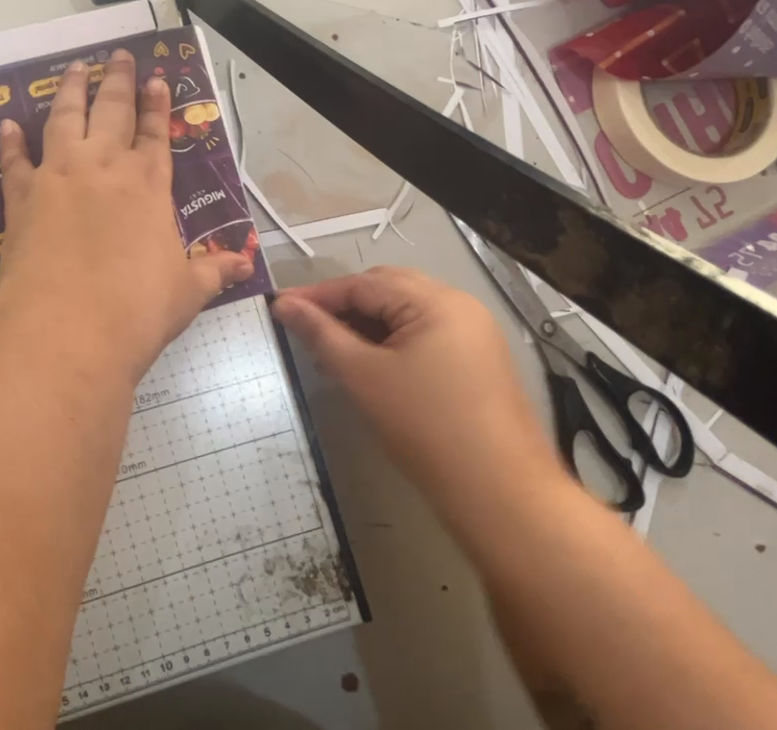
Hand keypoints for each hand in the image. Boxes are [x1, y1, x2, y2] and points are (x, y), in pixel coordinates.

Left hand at [0, 50, 252, 384]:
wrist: (66, 327)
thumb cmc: (136, 309)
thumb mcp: (186, 291)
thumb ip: (212, 271)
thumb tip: (245, 265)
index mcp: (147, 185)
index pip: (155, 134)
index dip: (156, 106)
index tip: (155, 78)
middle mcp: (103, 168)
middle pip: (111, 112)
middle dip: (117, 81)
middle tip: (117, 56)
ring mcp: (58, 177)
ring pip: (63, 120)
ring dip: (69, 91)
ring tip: (74, 69)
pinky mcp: (21, 197)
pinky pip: (15, 161)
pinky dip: (11, 143)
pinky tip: (8, 126)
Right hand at [273, 267, 562, 508]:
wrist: (499, 492)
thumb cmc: (426, 427)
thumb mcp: (362, 376)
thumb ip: (320, 334)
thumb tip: (283, 305)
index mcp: (436, 302)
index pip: (363, 284)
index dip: (317, 295)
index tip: (278, 307)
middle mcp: (459, 306)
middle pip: (387, 290)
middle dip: (342, 305)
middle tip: (303, 326)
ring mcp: (472, 334)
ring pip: (404, 313)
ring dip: (364, 323)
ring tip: (328, 348)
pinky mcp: (475, 361)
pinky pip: (422, 334)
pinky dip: (389, 341)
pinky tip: (365, 364)